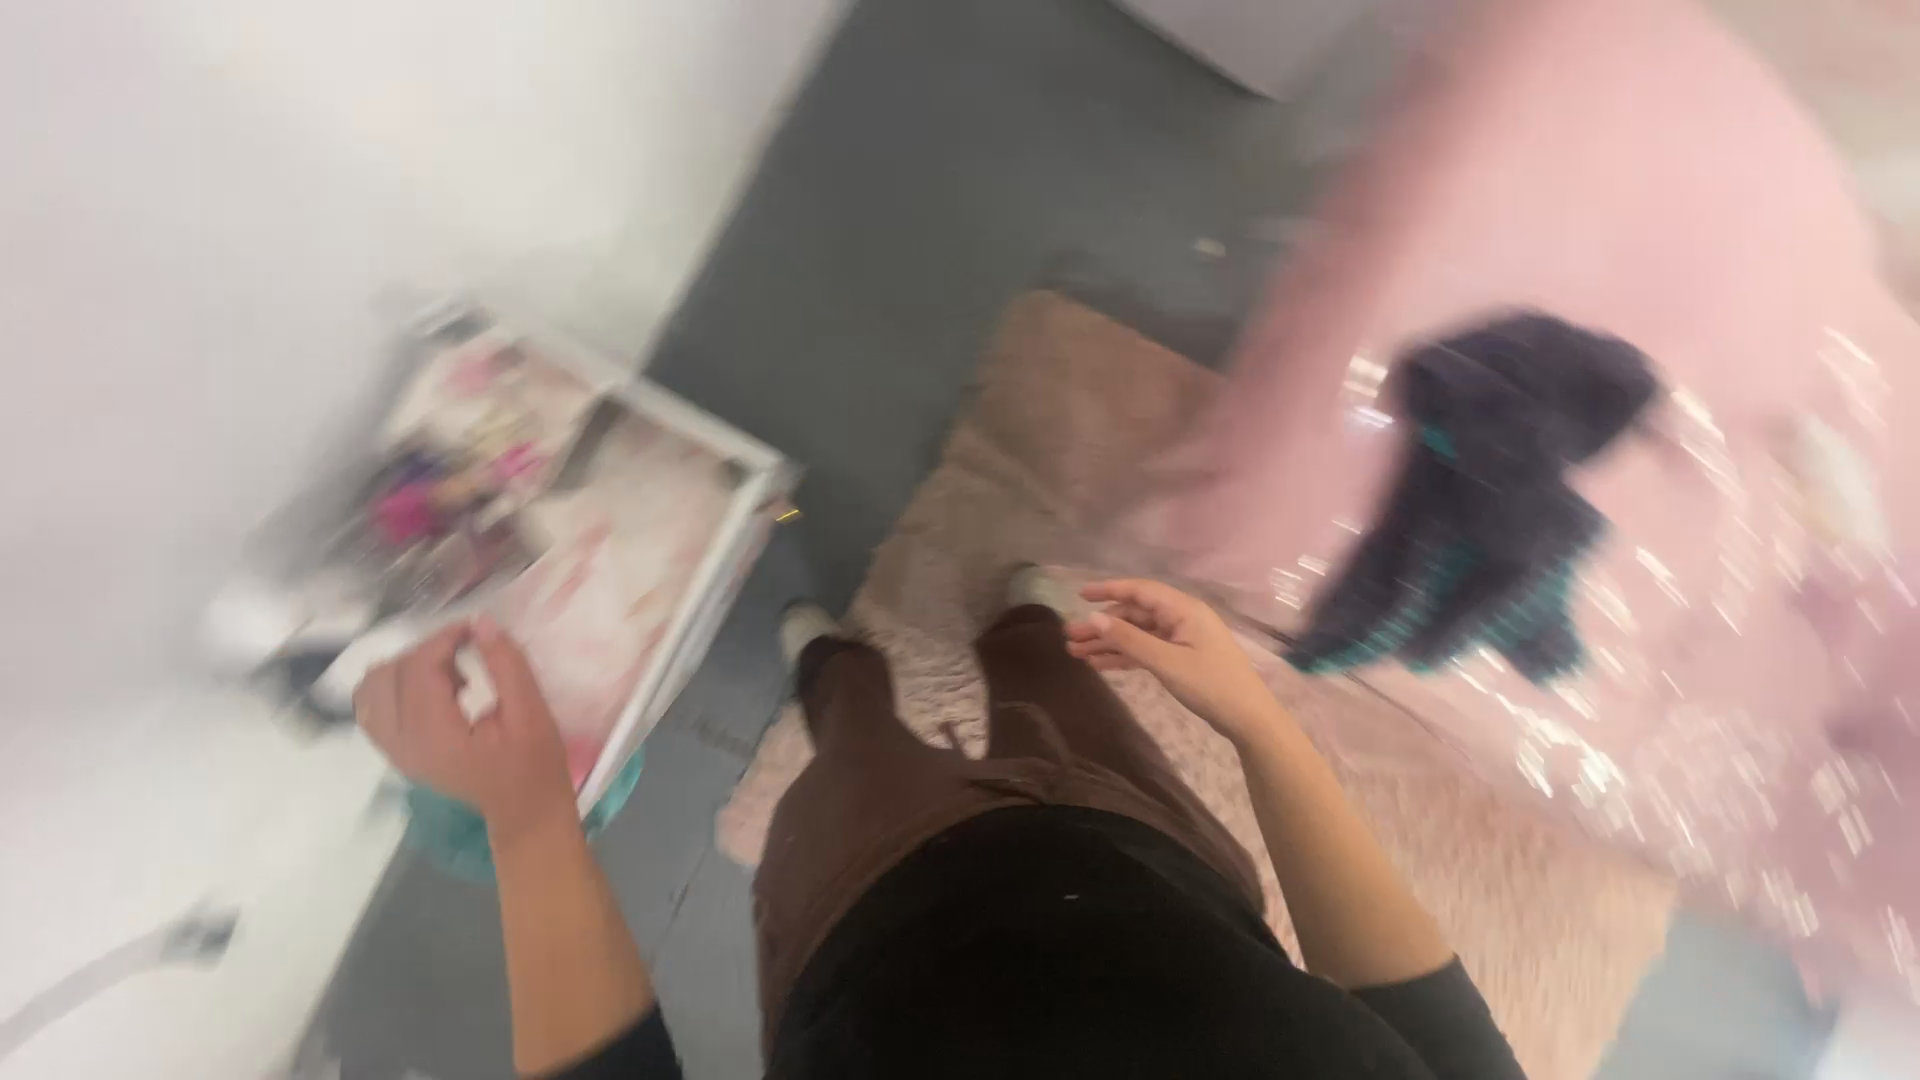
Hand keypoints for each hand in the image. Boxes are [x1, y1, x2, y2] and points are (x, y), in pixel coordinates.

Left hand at [356, 616, 577, 845]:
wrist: (525, 806)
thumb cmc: (535, 760)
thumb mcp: (531, 709)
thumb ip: (506, 664)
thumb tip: (482, 623)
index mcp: (434, 735)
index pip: (417, 670)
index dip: (442, 639)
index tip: (474, 627)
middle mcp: (401, 744)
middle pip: (388, 675)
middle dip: (426, 651)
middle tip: (468, 649)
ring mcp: (394, 751)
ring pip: (372, 690)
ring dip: (409, 668)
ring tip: (451, 671)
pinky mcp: (397, 752)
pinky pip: (375, 708)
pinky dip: (399, 687)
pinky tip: (437, 690)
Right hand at [1065, 579, 1283, 746]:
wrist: (1249, 719)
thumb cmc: (1211, 685)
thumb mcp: (1166, 662)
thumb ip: (1129, 639)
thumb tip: (1095, 618)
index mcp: (1183, 610)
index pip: (1139, 591)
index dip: (1108, 591)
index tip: (1079, 595)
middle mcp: (1181, 618)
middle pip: (1134, 615)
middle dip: (1102, 625)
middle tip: (1070, 636)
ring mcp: (1181, 639)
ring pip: (1137, 634)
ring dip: (1108, 642)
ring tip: (1076, 653)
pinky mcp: (1180, 658)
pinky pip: (1145, 650)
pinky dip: (1123, 656)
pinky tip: (1099, 664)